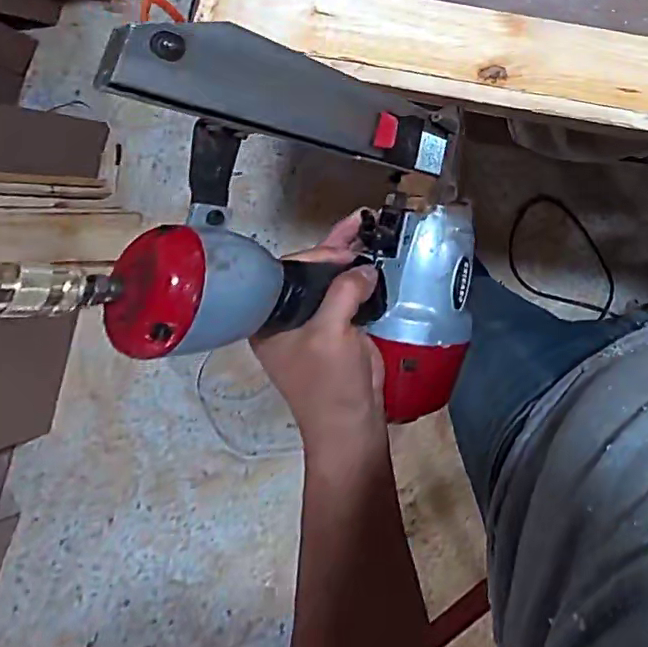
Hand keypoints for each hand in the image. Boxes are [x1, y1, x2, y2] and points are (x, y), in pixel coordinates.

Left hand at [252, 210, 385, 451]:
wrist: (352, 423)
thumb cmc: (329, 383)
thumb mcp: (330, 334)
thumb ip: (344, 292)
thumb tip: (366, 268)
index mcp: (270, 320)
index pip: (289, 273)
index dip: (316, 255)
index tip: (344, 243)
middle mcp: (288, 318)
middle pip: (310, 272)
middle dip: (336, 247)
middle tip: (361, 222)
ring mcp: (315, 323)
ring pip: (330, 279)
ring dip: (350, 255)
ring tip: (370, 228)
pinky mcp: (340, 328)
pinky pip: (348, 292)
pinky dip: (362, 274)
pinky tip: (377, 259)